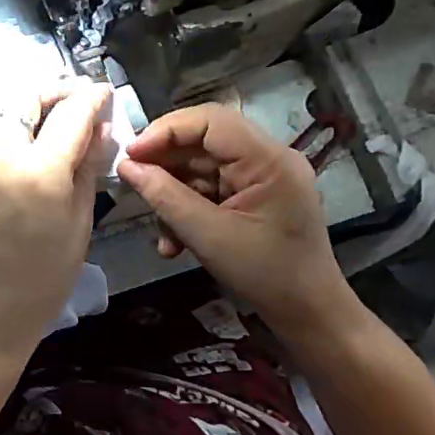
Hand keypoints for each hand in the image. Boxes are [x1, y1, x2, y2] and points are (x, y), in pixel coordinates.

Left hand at [0, 81, 114, 360]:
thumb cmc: (42, 276)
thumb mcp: (79, 220)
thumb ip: (88, 164)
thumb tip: (101, 124)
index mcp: (36, 169)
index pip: (71, 110)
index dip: (93, 97)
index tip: (106, 92)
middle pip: (30, 95)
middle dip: (59, 91)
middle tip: (83, 102)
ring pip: (7, 106)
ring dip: (35, 104)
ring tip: (62, 120)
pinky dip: (15, 121)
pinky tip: (35, 135)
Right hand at [116, 104, 356, 333]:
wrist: (308, 313)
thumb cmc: (264, 274)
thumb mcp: (207, 235)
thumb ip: (164, 196)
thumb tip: (126, 167)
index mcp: (269, 160)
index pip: (210, 121)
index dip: (165, 131)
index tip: (131, 155)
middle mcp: (268, 158)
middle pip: (203, 141)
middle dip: (165, 165)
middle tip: (132, 183)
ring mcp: (261, 177)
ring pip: (201, 168)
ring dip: (173, 196)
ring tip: (161, 232)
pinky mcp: (253, 196)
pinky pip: (210, 189)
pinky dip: (187, 210)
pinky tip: (174, 242)